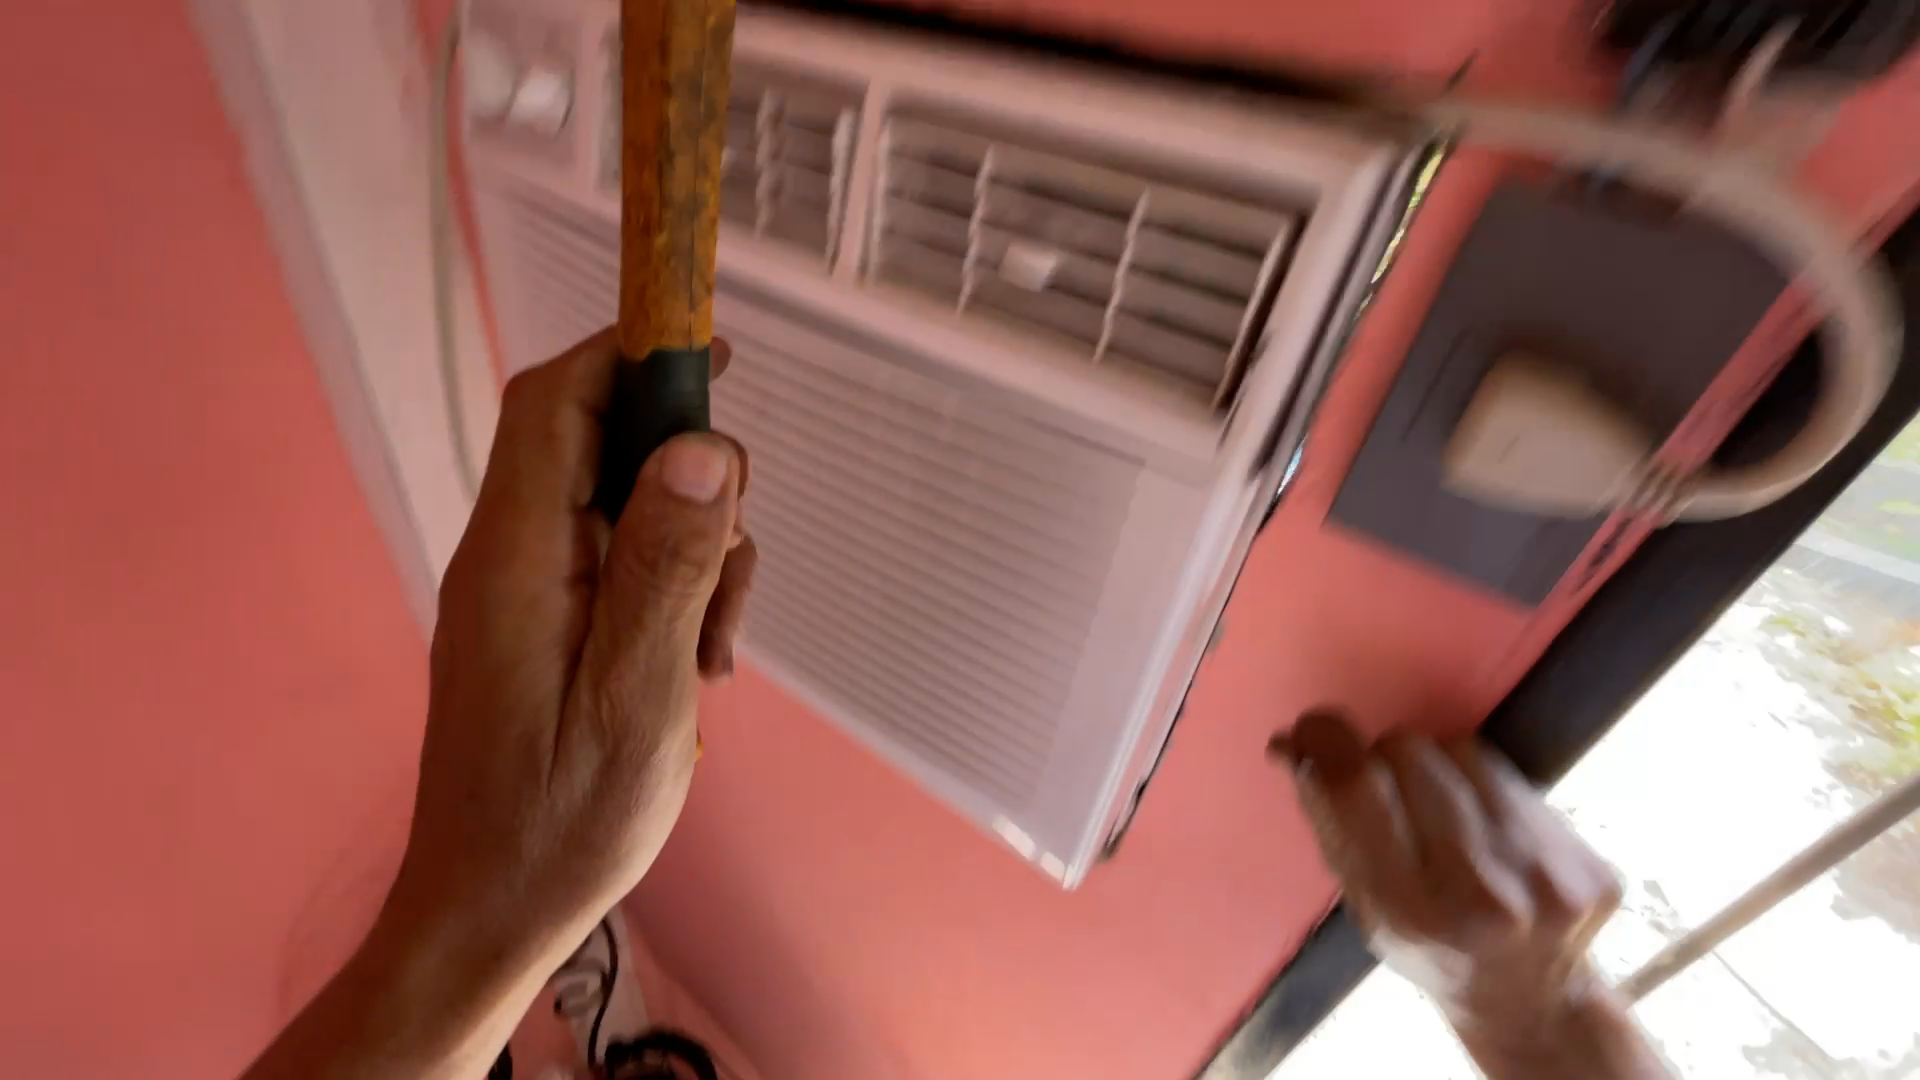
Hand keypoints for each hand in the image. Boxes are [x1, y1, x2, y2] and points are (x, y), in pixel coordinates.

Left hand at [387, 328, 754, 966]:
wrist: (497, 911)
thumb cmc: (564, 813)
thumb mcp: (637, 691)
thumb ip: (668, 567)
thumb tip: (704, 451)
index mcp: (520, 555)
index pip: (558, 406)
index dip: (628, 357)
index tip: (709, 348)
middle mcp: (522, 554)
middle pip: (615, 453)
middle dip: (697, 488)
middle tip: (731, 574)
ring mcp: (545, 590)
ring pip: (645, 513)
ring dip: (704, 556)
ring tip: (717, 649)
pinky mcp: (568, 621)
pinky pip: (640, 565)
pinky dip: (688, 592)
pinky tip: (703, 662)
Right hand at [1271, 711, 1621, 1030]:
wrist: (1532, 1006)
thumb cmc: (1422, 946)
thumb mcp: (1357, 899)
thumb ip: (1326, 818)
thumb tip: (1290, 742)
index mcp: (1407, 905)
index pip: (1355, 782)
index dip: (1326, 739)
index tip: (1313, 732)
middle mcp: (1481, 891)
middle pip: (1407, 750)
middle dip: (1382, 756)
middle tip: (1384, 787)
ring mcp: (1546, 876)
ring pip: (1459, 749)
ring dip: (1434, 764)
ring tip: (1436, 804)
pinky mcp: (1589, 864)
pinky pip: (1511, 776)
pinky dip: (1482, 783)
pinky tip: (1483, 823)